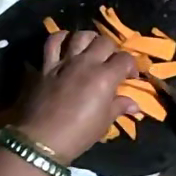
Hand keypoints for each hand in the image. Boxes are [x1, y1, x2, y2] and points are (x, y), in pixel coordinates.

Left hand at [17, 31, 140, 162]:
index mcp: (104, 77)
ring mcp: (64, 61)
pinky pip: (53, 42)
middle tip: (110, 63)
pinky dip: (61, 38)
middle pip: (104, 42)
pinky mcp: (46, 65)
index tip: (130, 77)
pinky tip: (66, 42)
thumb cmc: (78, 134)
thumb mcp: (104, 123)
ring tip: (91, 49)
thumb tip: (134, 105)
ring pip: (80, 36)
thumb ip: (119, 107)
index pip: (125, 59)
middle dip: (112, 51)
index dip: (131, 66)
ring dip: (89, 39)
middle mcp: (86, 63)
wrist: (41, 140)